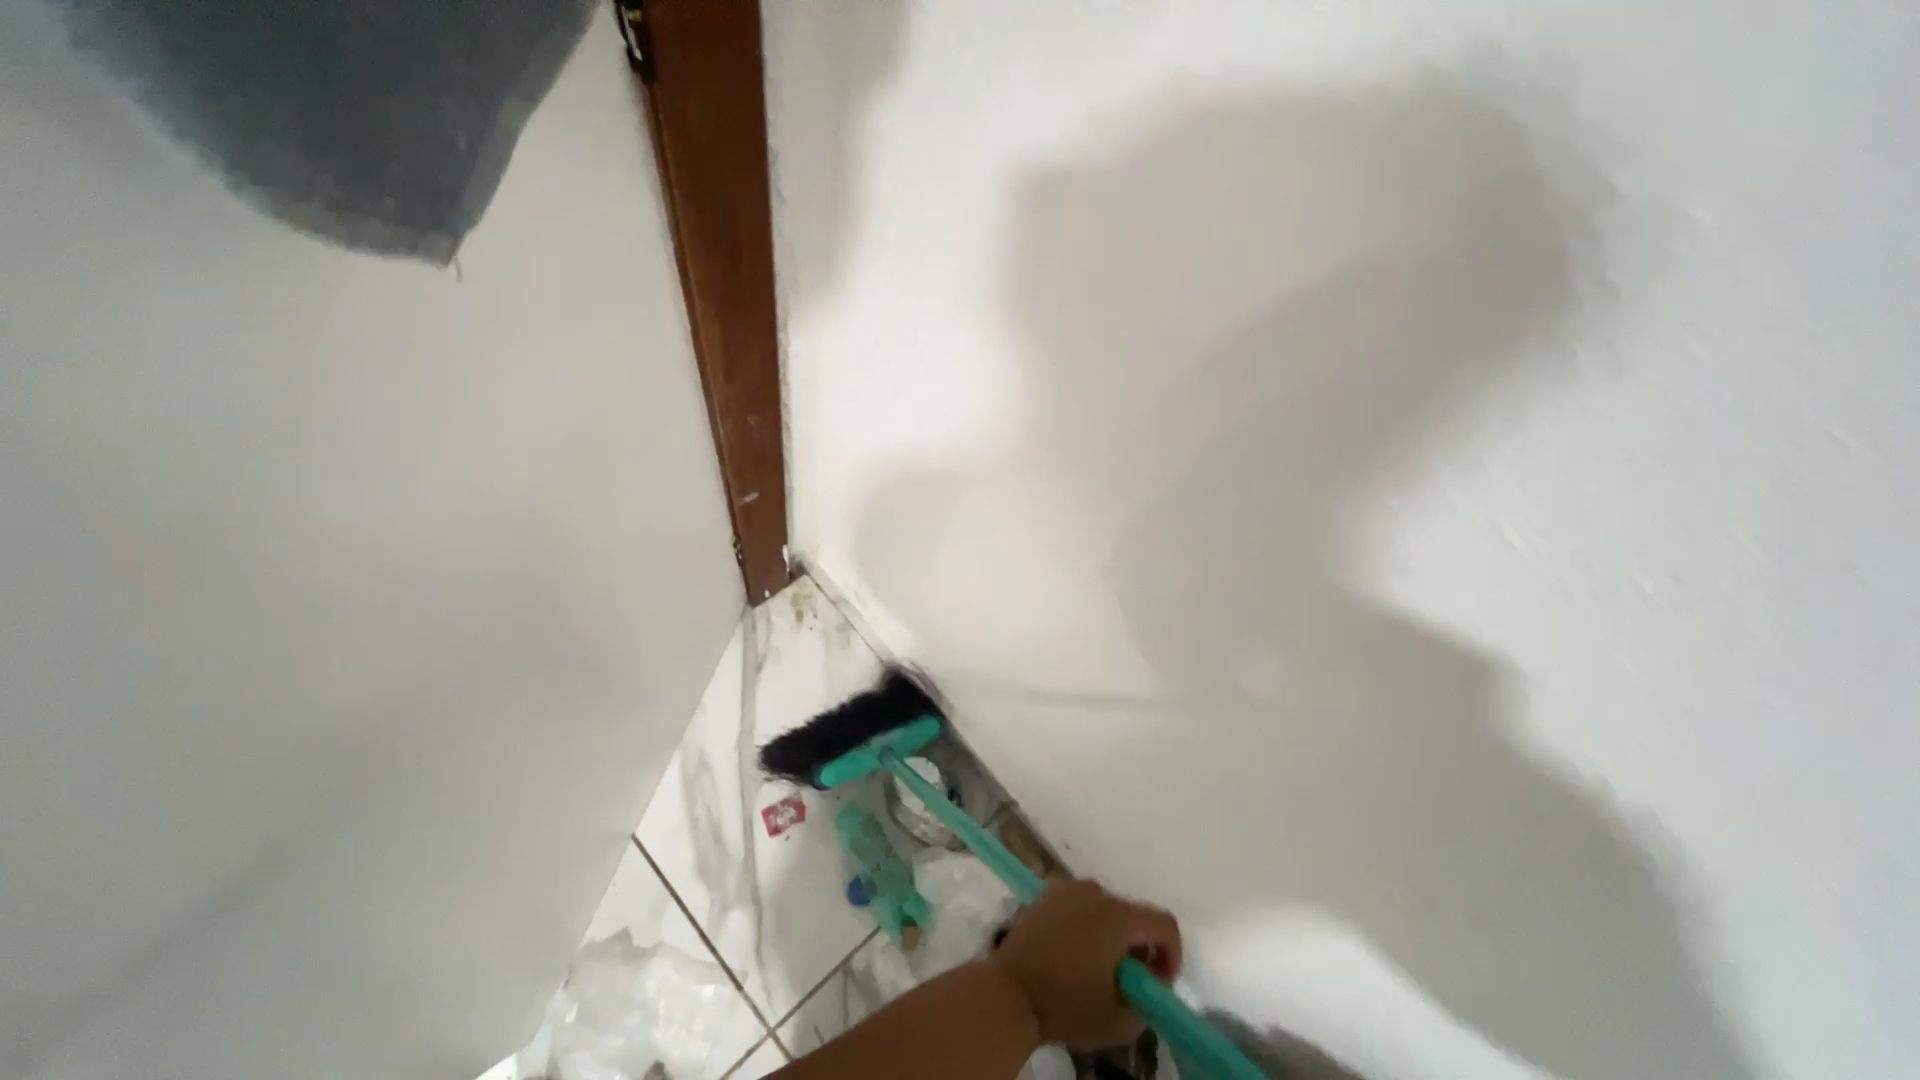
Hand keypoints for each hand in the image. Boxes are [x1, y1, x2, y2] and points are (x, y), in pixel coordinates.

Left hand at [988, 879, 1182, 1049]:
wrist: (1007, 992)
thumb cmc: (1064, 1004)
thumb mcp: (1117, 1022)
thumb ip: (1144, 1006)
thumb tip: (1143, 992)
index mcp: (1118, 917)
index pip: (1164, 924)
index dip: (1172, 953)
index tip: (1158, 983)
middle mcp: (1095, 893)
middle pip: (1134, 914)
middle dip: (1140, 946)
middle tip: (1130, 980)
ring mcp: (1067, 889)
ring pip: (1106, 908)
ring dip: (1113, 934)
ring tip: (1100, 967)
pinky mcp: (1046, 895)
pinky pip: (1081, 905)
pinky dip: (1087, 924)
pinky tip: (1075, 953)